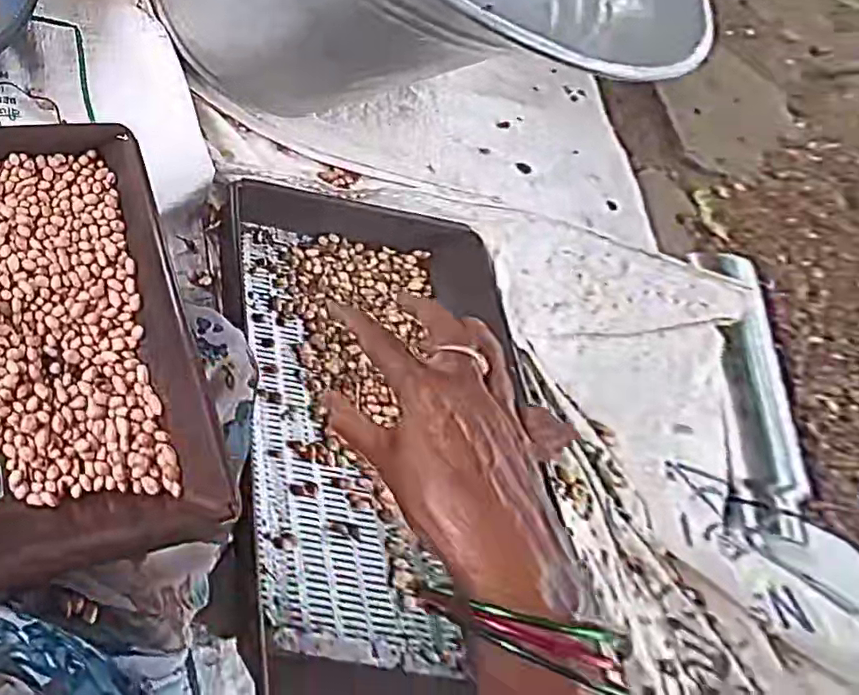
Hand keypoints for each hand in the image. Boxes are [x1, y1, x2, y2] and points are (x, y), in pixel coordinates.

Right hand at [324, 297, 578, 614]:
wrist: (507, 559)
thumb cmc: (448, 512)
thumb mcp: (382, 461)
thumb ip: (353, 423)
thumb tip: (330, 400)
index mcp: (426, 392)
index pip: (381, 343)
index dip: (356, 320)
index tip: (340, 307)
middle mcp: (468, 393)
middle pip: (449, 332)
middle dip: (423, 309)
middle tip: (404, 299)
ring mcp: (502, 414)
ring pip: (493, 355)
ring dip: (472, 333)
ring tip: (459, 321)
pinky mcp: (525, 440)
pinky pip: (528, 406)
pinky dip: (517, 395)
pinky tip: (513, 398)